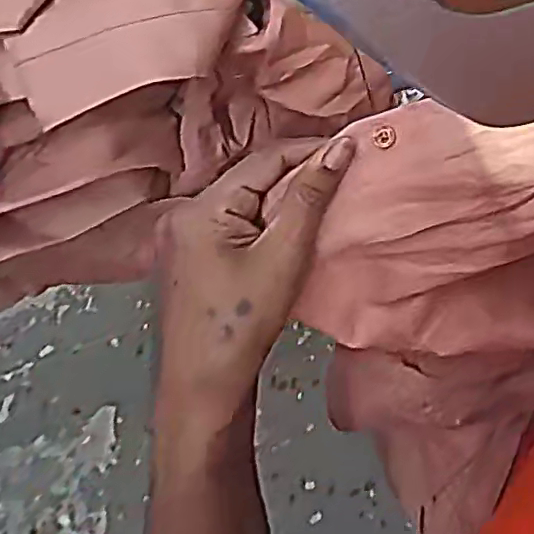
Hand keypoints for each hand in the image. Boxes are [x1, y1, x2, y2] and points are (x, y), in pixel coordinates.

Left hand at [154, 135, 355, 431]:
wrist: (203, 387)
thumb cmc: (244, 321)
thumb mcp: (286, 252)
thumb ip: (312, 194)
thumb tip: (340, 147)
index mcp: (201, 208)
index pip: (266, 159)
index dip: (310, 150)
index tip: (350, 148)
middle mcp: (185, 212)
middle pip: (254, 174)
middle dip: (300, 169)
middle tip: (343, 169)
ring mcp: (184, 232)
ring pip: (248, 194)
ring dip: (286, 191)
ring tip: (326, 190)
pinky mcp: (192, 251)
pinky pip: (238, 215)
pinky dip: (269, 212)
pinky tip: (294, 219)